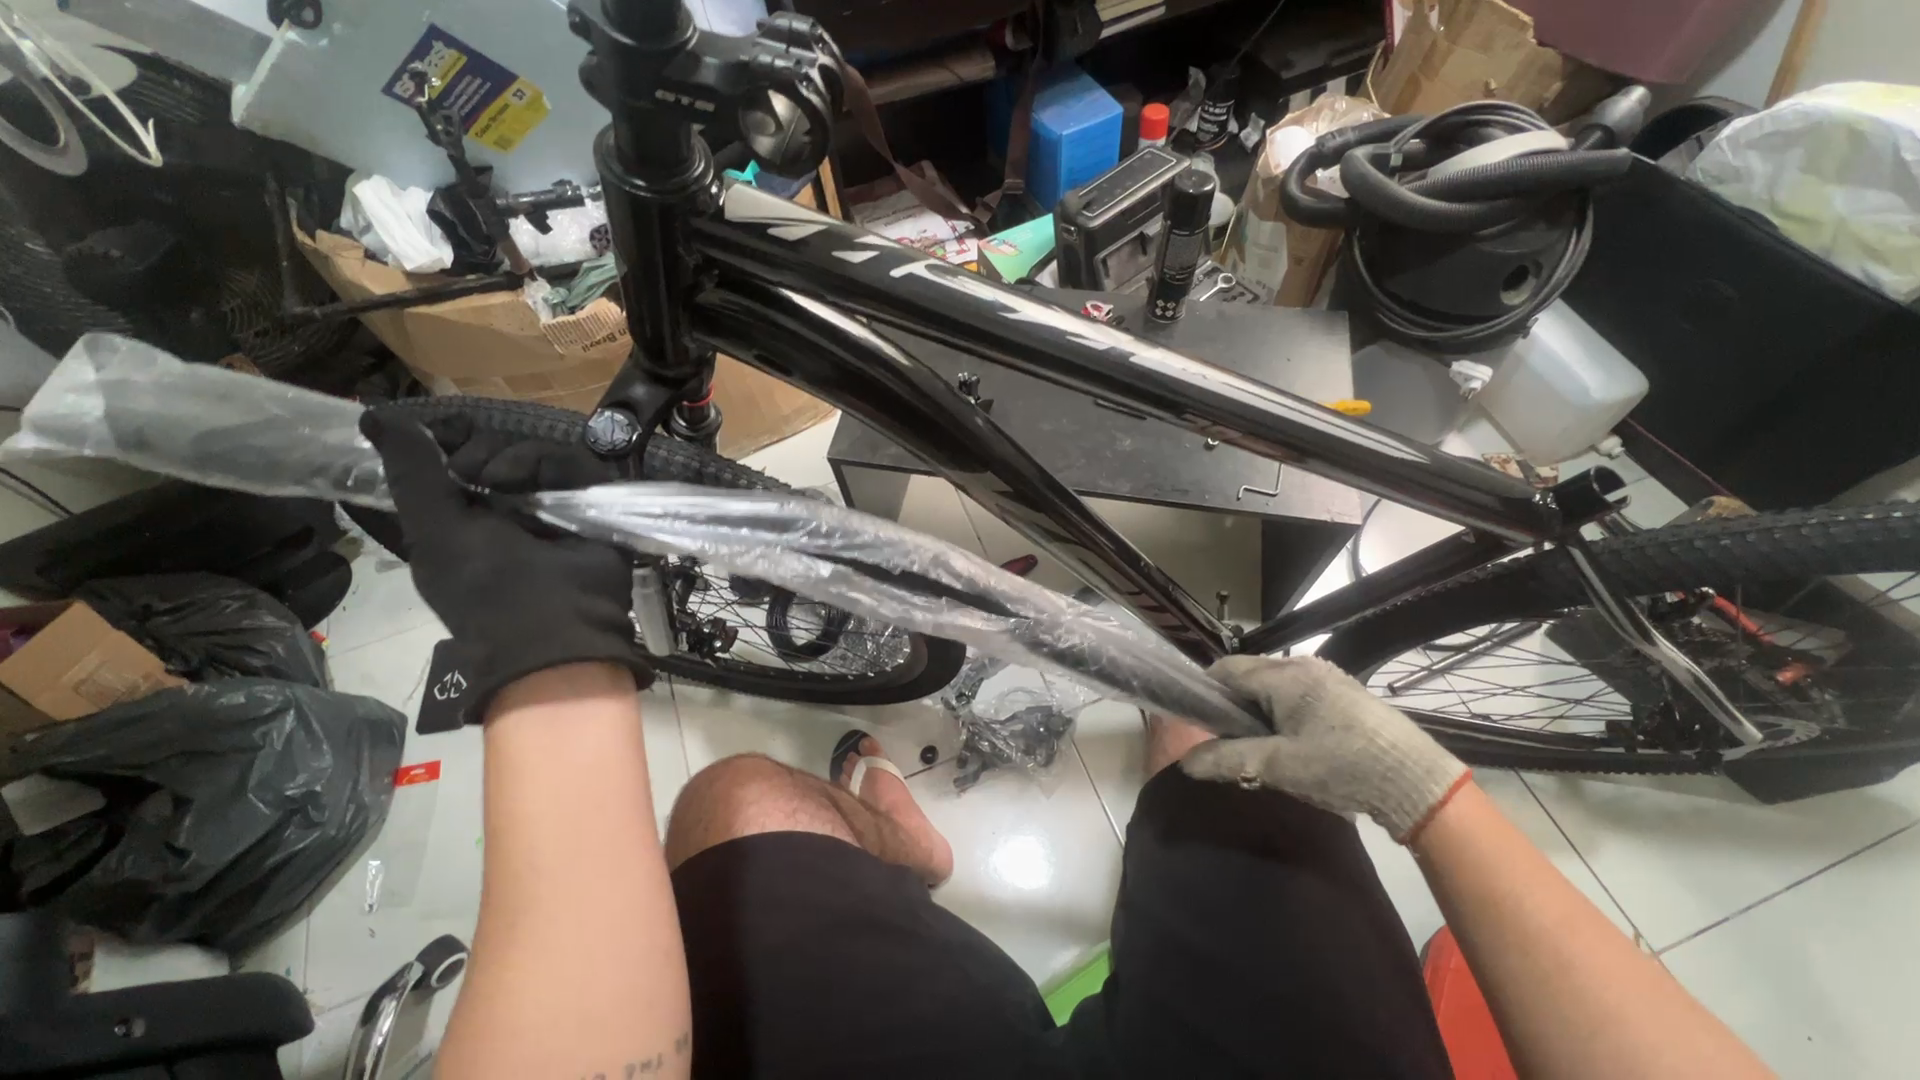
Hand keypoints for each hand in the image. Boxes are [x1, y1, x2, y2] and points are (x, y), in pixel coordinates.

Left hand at [360, 408, 651, 718]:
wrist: (554, 625)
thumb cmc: (483, 587)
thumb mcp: (432, 530)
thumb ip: (409, 472)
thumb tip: (373, 414)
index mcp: (467, 518)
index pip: (458, 459)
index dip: (449, 440)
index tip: (444, 435)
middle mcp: (510, 508)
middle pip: (495, 448)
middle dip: (476, 451)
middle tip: (470, 473)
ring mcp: (552, 504)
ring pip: (532, 449)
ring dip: (511, 458)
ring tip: (504, 483)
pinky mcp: (591, 502)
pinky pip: (571, 461)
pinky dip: (551, 464)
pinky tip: (534, 484)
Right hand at [1181, 655, 1468, 841]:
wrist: (1415, 780)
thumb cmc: (1342, 767)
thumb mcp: (1279, 767)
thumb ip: (1228, 759)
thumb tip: (1185, 762)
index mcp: (1283, 675)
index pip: (1226, 669)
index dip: (1205, 692)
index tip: (1197, 722)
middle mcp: (1303, 665)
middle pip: (1249, 675)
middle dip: (1233, 704)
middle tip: (1229, 741)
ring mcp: (1328, 676)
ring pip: (1274, 685)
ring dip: (1260, 710)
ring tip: (1261, 746)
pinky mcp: (1345, 692)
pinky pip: (1298, 693)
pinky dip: (1284, 711)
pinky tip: (1294, 743)